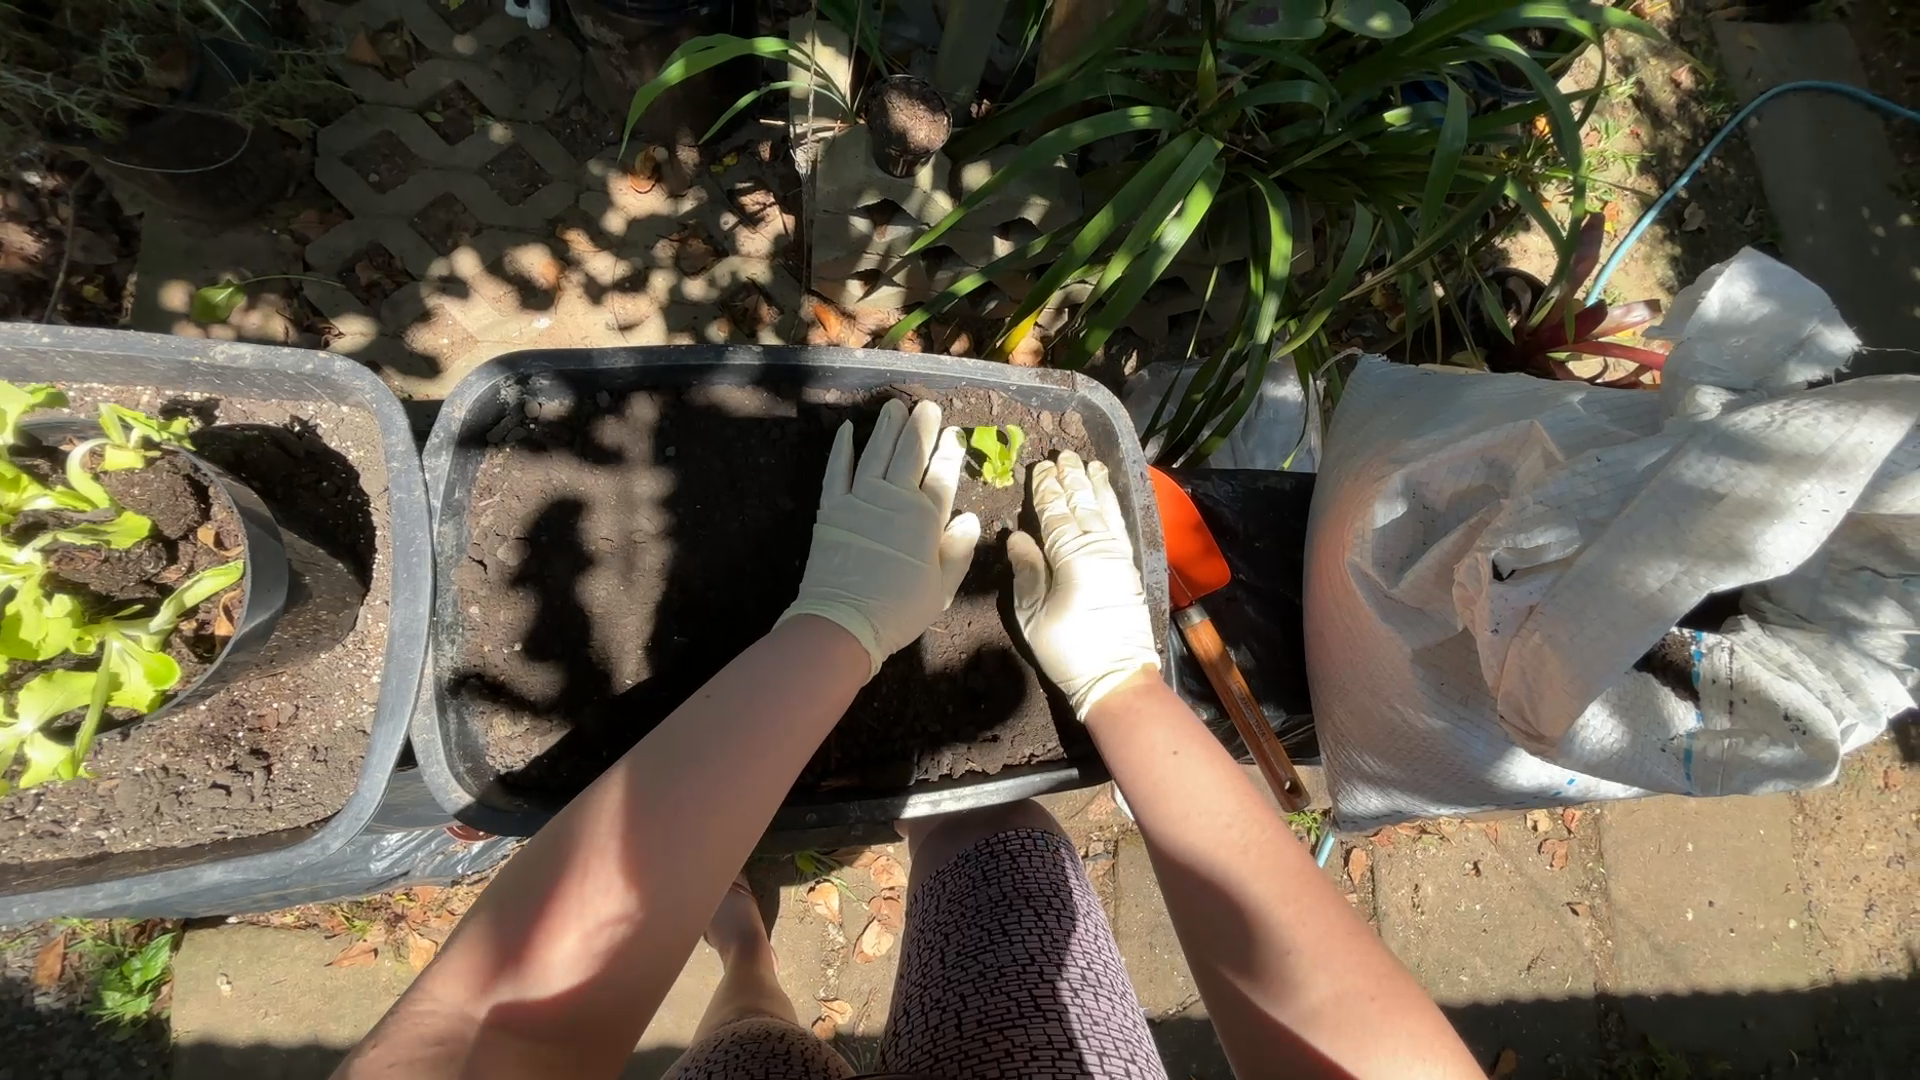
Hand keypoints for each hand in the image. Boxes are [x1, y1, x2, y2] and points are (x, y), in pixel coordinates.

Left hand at [780, 399, 979, 676]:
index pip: (941, 479)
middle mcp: (894, 501)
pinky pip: (837, 471)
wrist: (843, 622)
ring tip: (895, 406)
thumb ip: (958, 551)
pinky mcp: (831, 509)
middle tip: (927, 406)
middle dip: (920, 429)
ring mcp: (859, 501)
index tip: (953, 434)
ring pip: (876, 455)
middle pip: (909, 457)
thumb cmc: (899, 610)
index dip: (948, 455)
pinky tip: (849, 430)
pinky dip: (842, 450)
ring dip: (887, 429)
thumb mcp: (943, 589)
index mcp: (925, 521)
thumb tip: (971, 518)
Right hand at [1007, 451, 1159, 718]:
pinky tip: (1108, 493)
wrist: (1117, 677)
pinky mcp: (1129, 566)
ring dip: (1094, 485)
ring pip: (1105, 510)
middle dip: (1071, 479)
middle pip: (1082, 505)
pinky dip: (1114, 505)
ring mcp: (1117, 555)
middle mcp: (1098, 548)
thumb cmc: (1068, 650)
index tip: (1039, 468)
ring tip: (1088, 463)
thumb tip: (1018, 536)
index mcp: (1070, 557)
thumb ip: (1027, 572)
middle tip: (1062, 455)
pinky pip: (1120, 524)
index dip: (1046, 490)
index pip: (1055, 513)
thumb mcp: (1033, 615)